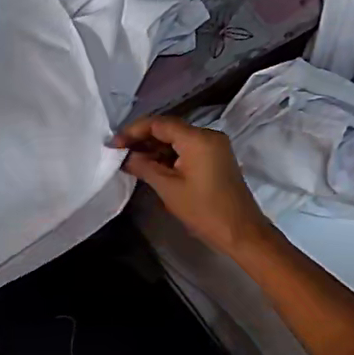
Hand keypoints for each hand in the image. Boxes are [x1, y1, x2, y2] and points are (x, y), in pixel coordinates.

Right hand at [111, 115, 271, 253]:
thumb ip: (143, 167)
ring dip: (153, 148)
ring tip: (130, 161)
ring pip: (176, 139)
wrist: (240, 231)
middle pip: (168, 128)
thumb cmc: (203, 210)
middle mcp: (207, 135)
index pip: (159, 124)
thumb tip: (125, 157)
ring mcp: (213, 146)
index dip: (133, 131)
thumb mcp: (168, 188)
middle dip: (142, 139)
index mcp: (197, 139)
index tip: (113, 144)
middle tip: (119, 152)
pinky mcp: (214, 158)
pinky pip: (186, 149)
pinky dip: (167, 155)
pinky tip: (150, 166)